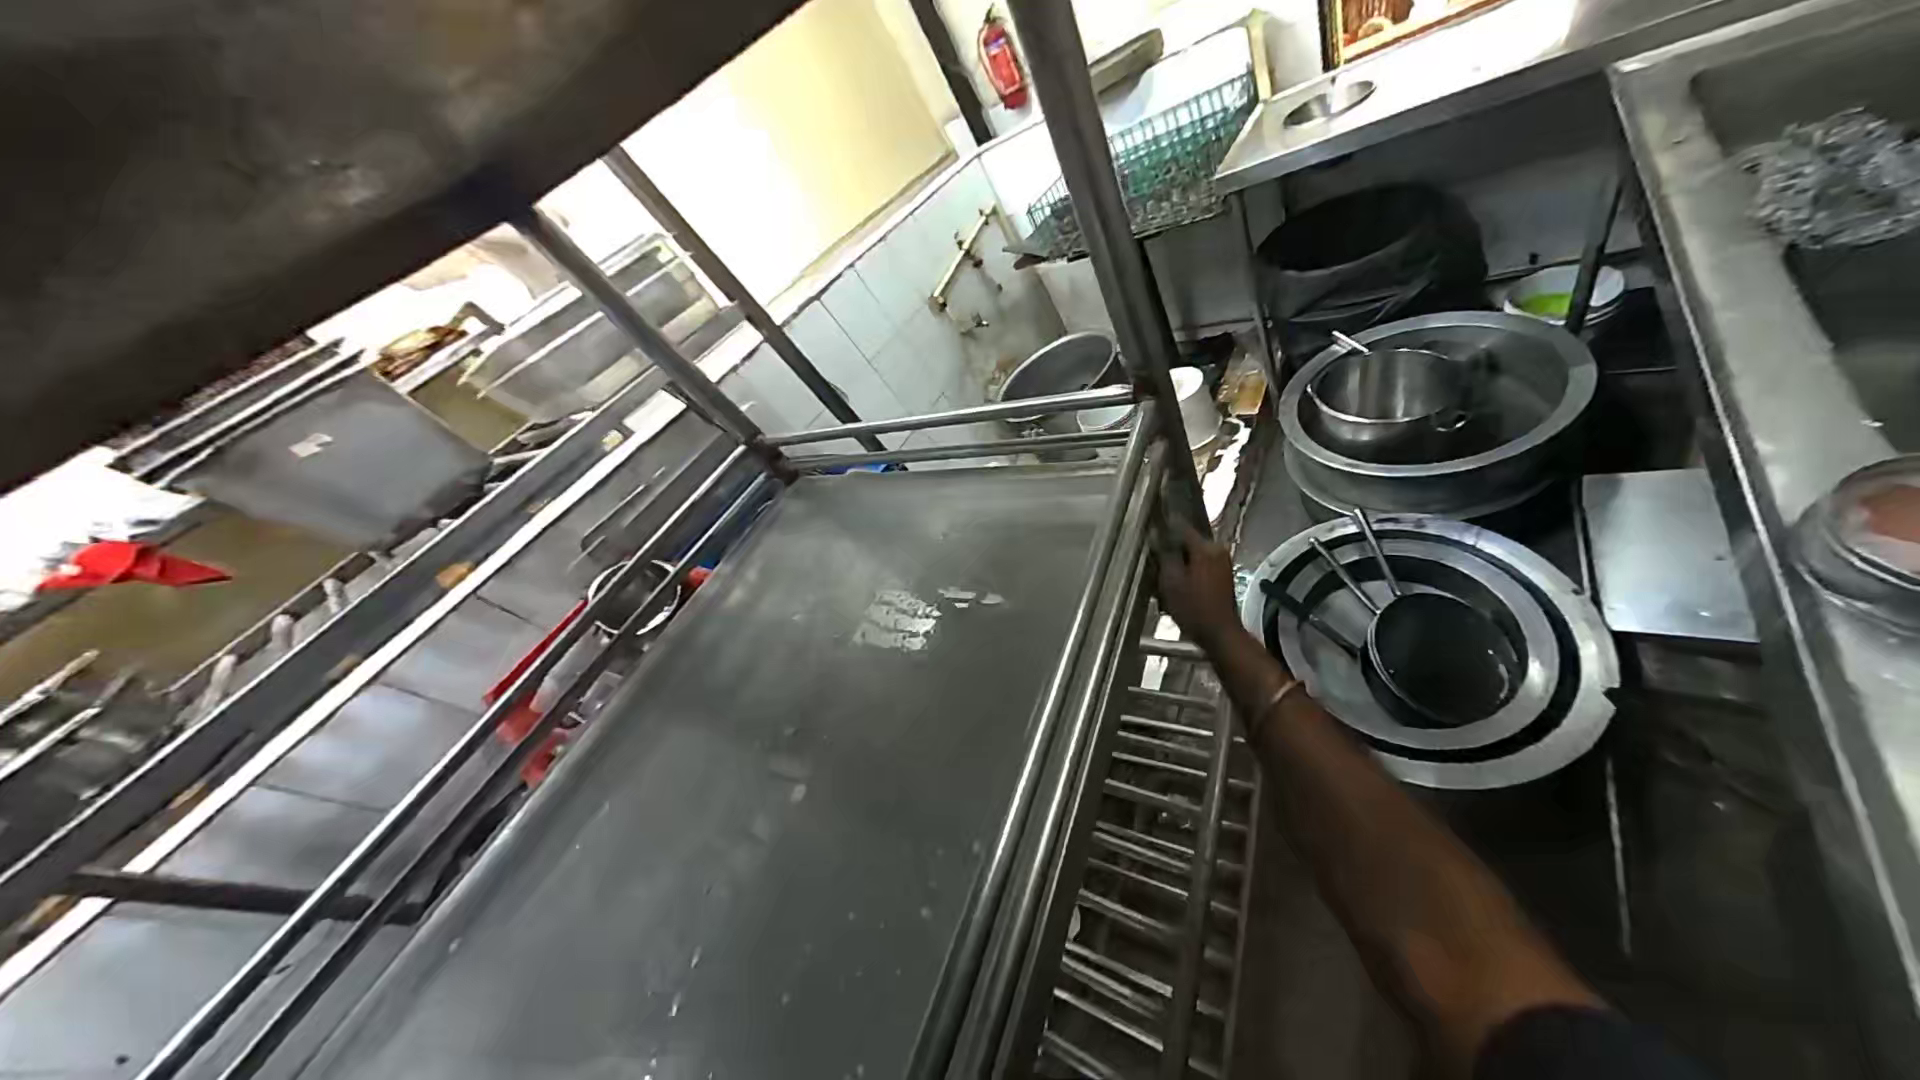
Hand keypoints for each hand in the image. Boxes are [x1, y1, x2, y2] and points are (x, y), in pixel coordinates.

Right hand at [1156, 525, 1241, 646]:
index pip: (1181, 527)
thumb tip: (1155, 535)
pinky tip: (1176, 588)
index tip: (1148, 532)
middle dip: (1169, 551)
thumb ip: (1164, 554)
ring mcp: (1222, 563)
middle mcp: (1217, 550)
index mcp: (1206, 548)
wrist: (1220, 634)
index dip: (1162, 528)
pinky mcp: (1222, 576)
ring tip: (1162, 580)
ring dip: (1177, 564)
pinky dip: (1187, 573)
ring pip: (1192, 556)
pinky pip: (1199, 566)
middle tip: (1153, 564)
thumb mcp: (1171, 581)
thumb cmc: (1193, 608)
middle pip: (1186, 542)